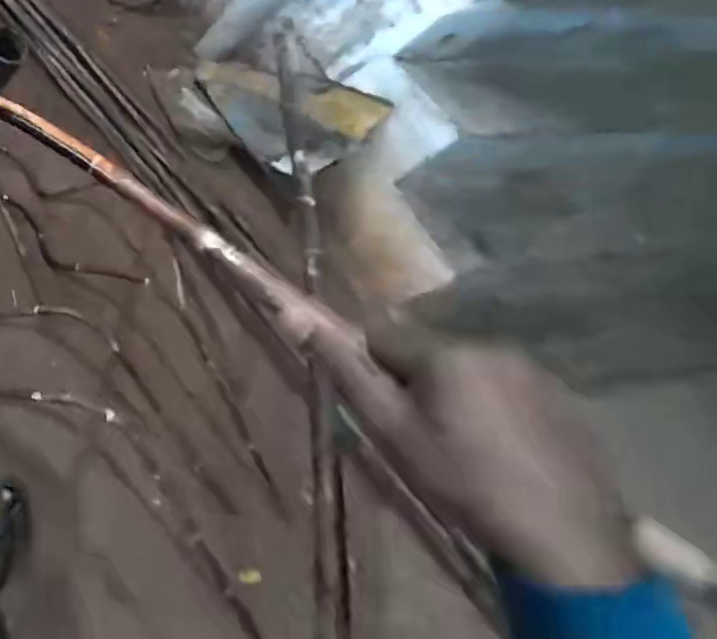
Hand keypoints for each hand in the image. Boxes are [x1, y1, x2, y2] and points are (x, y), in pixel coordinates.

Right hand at [356, 325, 641, 588]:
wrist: (570, 546)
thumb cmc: (461, 480)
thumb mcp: (388, 426)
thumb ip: (341, 365)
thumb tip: (289, 312)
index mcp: (447, 352)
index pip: (376, 334)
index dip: (369, 368)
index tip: (383, 407)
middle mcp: (492, 347)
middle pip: (420, 348)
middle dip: (408, 377)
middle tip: (415, 429)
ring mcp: (535, 373)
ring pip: (459, 365)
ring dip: (447, 389)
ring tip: (458, 440)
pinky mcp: (564, 398)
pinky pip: (499, 383)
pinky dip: (486, 402)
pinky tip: (496, 445)